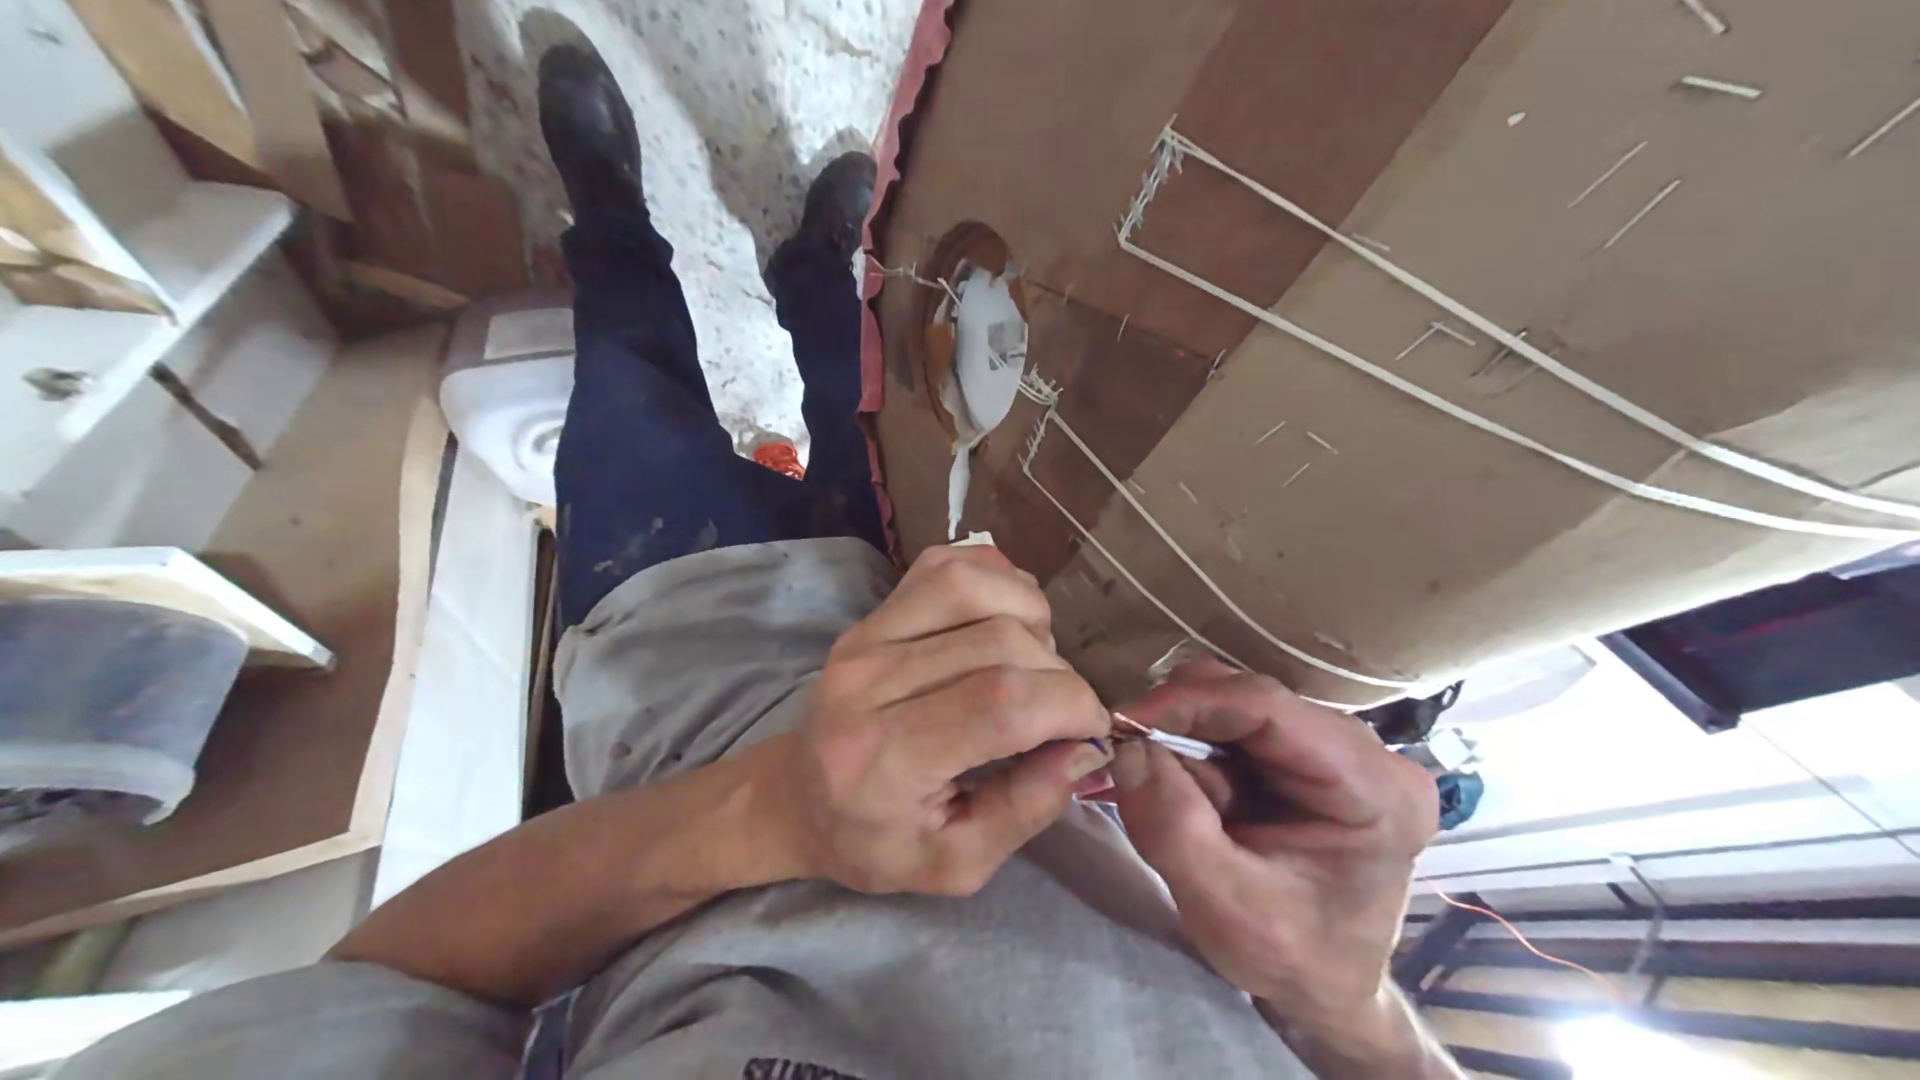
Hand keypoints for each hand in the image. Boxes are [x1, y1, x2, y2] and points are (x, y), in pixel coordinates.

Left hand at [768, 544, 1112, 896]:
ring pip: (971, 586)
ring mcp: (865, 634)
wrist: (798, 795)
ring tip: (1033, 660)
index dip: (1069, 705)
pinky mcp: (871, 612)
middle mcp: (869, 680)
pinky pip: (944, 564)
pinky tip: (1004, 619)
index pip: (1000, 701)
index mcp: (884, 757)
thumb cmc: (874, 840)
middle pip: (998, 640)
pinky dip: (993, 579)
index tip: (1093, 727)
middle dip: (1058, 673)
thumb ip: (1026, 808)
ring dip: (1028, 616)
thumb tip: (1086, 746)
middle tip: (1061, 710)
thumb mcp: (954, 863)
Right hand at [1109, 659, 1437, 1037]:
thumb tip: (1127, 750)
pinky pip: (1227, 723)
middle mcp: (1362, 751)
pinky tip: (1177, 787)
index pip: (1270, 708)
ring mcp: (1331, 745)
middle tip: (1124, 756)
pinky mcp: (1300, 749)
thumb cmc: (1291, 958)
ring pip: (1230, 703)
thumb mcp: (1227, 911)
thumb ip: (1175, 830)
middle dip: (1177, 721)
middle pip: (1247, 697)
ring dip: (1179, 738)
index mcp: (1374, 789)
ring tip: (1154, 788)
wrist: (1322, 983)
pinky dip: (1187, 747)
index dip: (1189, 702)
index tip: (1122, 722)